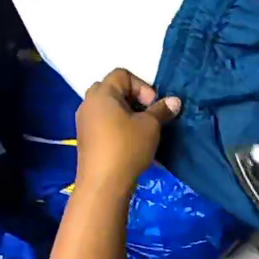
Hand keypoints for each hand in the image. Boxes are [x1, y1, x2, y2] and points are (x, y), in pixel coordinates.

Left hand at [74, 69, 181, 196]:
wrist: (103, 183)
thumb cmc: (127, 147)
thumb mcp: (150, 127)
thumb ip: (161, 110)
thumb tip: (175, 101)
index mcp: (102, 93)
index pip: (122, 74)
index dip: (142, 86)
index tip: (152, 106)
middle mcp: (88, 103)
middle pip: (112, 89)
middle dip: (132, 99)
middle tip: (145, 115)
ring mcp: (84, 121)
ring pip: (106, 108)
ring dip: (125, 114)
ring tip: (139, 130)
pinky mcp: (85, 139)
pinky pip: (102, 123)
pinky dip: (116, 126)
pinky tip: (129, 143)